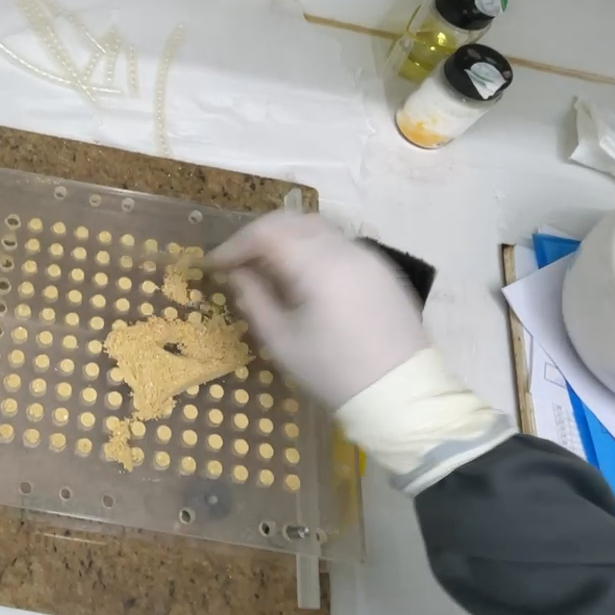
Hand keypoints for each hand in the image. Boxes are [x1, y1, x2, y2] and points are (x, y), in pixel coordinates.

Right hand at [209, 212, 426, 410]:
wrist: (401, 393)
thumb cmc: (332, 370)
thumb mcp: (280, 339)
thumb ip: (253, 298)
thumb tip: (236, 273)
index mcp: (317, 266)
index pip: (265, 234)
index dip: (234, 245)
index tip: (214, 265)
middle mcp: (344, 250)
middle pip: (290, 221)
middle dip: (256, 236)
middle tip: (236, 262)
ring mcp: (367, 256)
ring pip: (315, 228)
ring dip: (283, 239)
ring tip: (265, 268)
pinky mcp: (380, 269)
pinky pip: (336, 244)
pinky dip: (308, 248)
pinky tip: (298, 276)